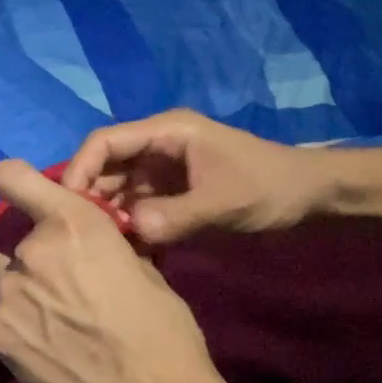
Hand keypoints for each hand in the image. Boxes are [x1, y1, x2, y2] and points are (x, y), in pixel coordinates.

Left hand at [0, 160, 224, 382]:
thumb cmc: (162, 331)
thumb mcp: (143, 270)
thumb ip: (104, 247)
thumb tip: (92, 245)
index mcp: (73, 225)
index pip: (13, 178)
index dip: (13, 182)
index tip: (18, 193)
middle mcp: (30, 250)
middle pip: (20, 243)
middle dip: (38, 259)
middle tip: (64, 290)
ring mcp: (5, 292)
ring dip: (15, 285)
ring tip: (40, 313)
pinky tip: (3, 321)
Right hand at [60, 110, 333, 243]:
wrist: (314, 199)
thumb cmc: (271, 188)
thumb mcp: (224, 202)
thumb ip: (174, 216)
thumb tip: (131, 231)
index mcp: (166, 133)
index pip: (103, 142)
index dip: (78, 170)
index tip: (67, 206)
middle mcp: (155, 148)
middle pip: (102, 168)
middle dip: (88, 198)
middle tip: (80, 234)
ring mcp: (160, 172)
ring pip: (113, 191)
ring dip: (105, 216)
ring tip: (100, 246)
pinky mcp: (167, 195)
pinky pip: (132, 208)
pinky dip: (124, 227)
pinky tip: (122, 250)